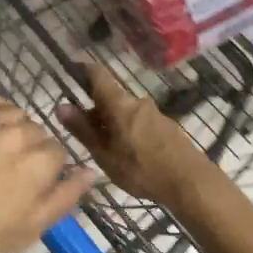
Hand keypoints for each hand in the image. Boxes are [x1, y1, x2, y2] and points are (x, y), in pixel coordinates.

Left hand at [0, 94, 92, 252]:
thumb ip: (65, 196)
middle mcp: (17, 134)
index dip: (48, 170)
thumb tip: (90, 171)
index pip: (59, 152)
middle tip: (10, 173)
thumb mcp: (32, 227)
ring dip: (12, 127)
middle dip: (31, 149)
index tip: (31, 185)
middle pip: (37, 131)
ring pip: (15, 113)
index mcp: (40, 162)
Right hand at [54, 64, 233, 212]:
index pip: (98, 74)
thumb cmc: (141, 169)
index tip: (69, 72)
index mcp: (119, 104)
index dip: (82, 70)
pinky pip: (139, 122)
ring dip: (111, 123)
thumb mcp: (105, 154)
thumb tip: (61, 106)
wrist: (191, 183)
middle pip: (110, 98)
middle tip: (81, 131)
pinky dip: (127, 131)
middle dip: (94, 110)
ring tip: (103, 148)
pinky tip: (126, 154)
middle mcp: (137, 102)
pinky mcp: (167, 128)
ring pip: (124, 111)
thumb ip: (82, 130)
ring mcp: (155, 115)